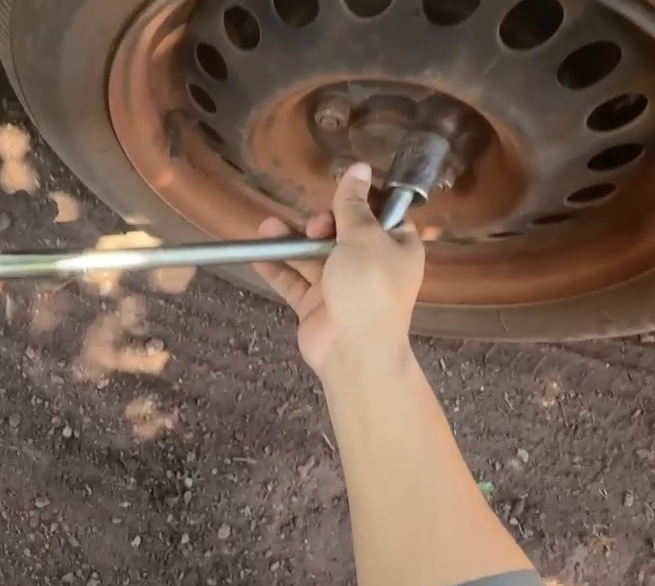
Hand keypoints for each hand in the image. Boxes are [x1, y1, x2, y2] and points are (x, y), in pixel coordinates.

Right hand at [253, 163, 425, 377]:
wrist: (353, 349)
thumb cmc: (368, 288)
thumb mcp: (364, 237)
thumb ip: (353, 205)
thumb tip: (358, 168)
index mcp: (396, 246)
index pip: (380, 216)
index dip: (360, 204)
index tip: (342, 196)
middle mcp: (369, 265)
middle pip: (341, 234)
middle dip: (322, 225)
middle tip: (314, 227)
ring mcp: (340, 287)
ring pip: (312, 257)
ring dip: (291, 242)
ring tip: (265, 228)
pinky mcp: (315, 305)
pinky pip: (293, 281)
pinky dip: (277, 269)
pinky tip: (258, 254)